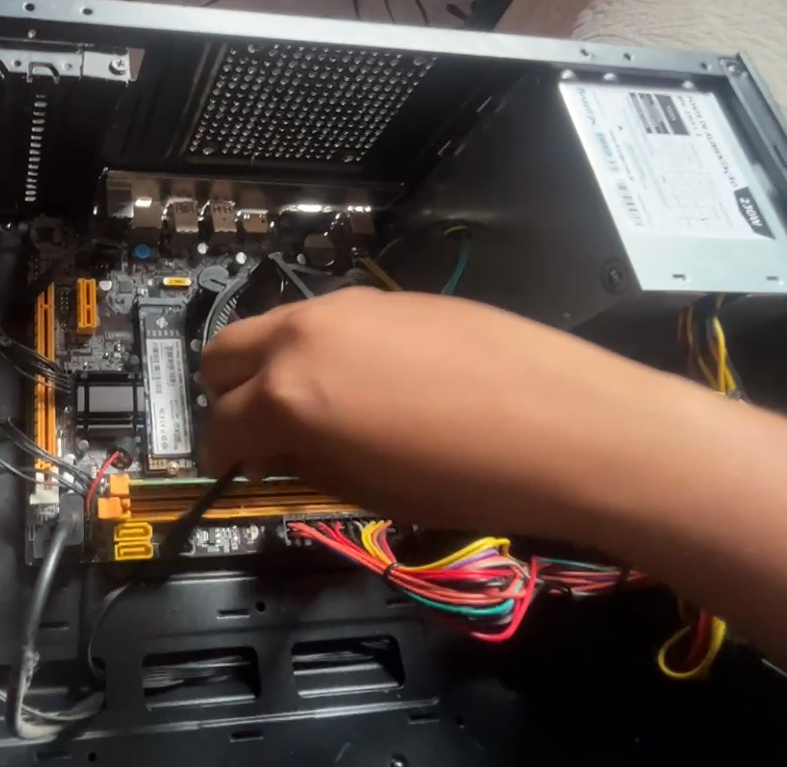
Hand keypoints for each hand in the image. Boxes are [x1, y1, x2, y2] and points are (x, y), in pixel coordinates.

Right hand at [199, 287, 710, 544]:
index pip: (218, 425)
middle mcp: (300, 336)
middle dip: (225, 395)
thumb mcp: (364, 489)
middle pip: (221, 353)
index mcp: (287, 394)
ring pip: (270, 328)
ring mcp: (341, 308)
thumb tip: (276, 450)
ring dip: (269, 365)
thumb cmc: (465, 479)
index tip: (232, 467)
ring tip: (315, 402)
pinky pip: (323, 320)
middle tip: (257, 428)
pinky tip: (367, 378)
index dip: (218, 454)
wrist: (568, 423)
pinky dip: (317, 349)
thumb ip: (302, 461)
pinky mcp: (381, 296)